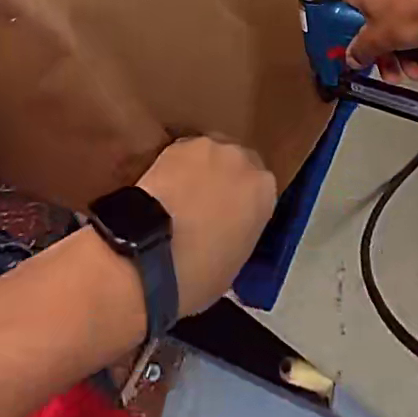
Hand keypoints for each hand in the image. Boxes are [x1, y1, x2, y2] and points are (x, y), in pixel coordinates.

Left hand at [135, 136, 276, 313]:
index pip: (260, 190)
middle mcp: (241, 158)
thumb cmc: (201, 271)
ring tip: (182, 196)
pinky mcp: (176, 145)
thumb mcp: (237, 261)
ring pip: (210, 154)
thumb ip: (241, 232)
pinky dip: (176, 168)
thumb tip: (227, 231)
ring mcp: (208, 147)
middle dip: (226, 179)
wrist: (153, 253)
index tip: (232, 218)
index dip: (244, 204)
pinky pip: (183, 155)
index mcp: (264, 189)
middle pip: (237, 163)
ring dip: (202, 170)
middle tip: (207, 205)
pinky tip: (165, 189)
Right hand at [341, 0, 417, 73]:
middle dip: (384, 58)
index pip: (342, 17)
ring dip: (406, 57)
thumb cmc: (412, 9)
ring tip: (417, 71)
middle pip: (374, 30)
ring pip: (398, 32)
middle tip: (391, 74)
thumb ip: (361, 50)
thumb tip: (352, 56)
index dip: (346, 40)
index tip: (353, 58)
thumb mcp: (378, 39)